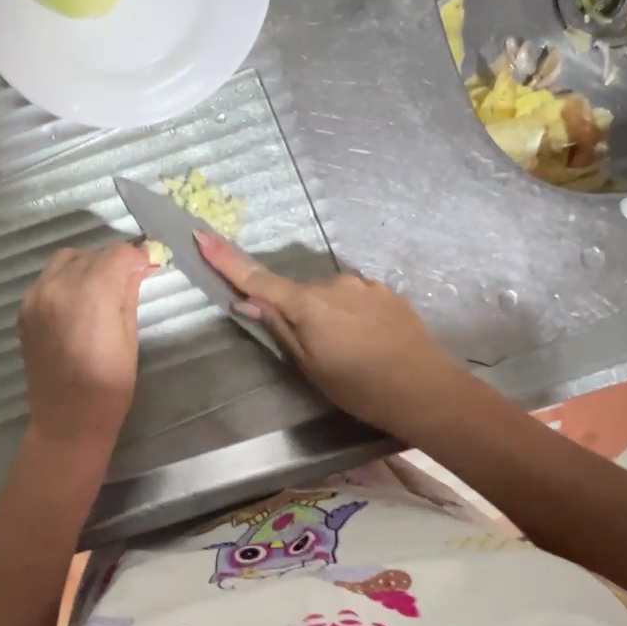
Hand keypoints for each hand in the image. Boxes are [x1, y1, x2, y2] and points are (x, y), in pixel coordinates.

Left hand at [19, 243, 152, 447]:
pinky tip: (79, 303)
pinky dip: (66, 280)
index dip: (137, 257)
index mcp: (90, 293)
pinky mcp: (24, 310)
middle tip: (128, 281)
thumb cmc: (109, 385)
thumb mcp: (130, 336)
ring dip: (87, 266)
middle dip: (112, 262)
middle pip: (91, 255)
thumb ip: (129, 293)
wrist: (67, 420)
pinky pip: (48, 279)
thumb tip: (138, 265)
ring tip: (101, 290)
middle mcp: (58, 286)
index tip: (148, 266)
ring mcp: (35, 297)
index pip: (118, 254)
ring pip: (65, 261)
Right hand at [196, 229, 471, 435]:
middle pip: (296, 292)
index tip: (201, 235)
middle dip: (293, 312)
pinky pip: (352, 297)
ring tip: (346, 352)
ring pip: (326, 296)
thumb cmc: (359, 387)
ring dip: (325, 315)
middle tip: (313, 352)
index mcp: (307, 305)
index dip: (226, 259)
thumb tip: (246, 301)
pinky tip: (366, 341)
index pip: (257, 279)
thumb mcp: (309, 366)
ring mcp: (362, 285)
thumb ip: (278, 328)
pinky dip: (348, 314)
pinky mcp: (385, 291)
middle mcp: (332, 285)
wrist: (425, 390)